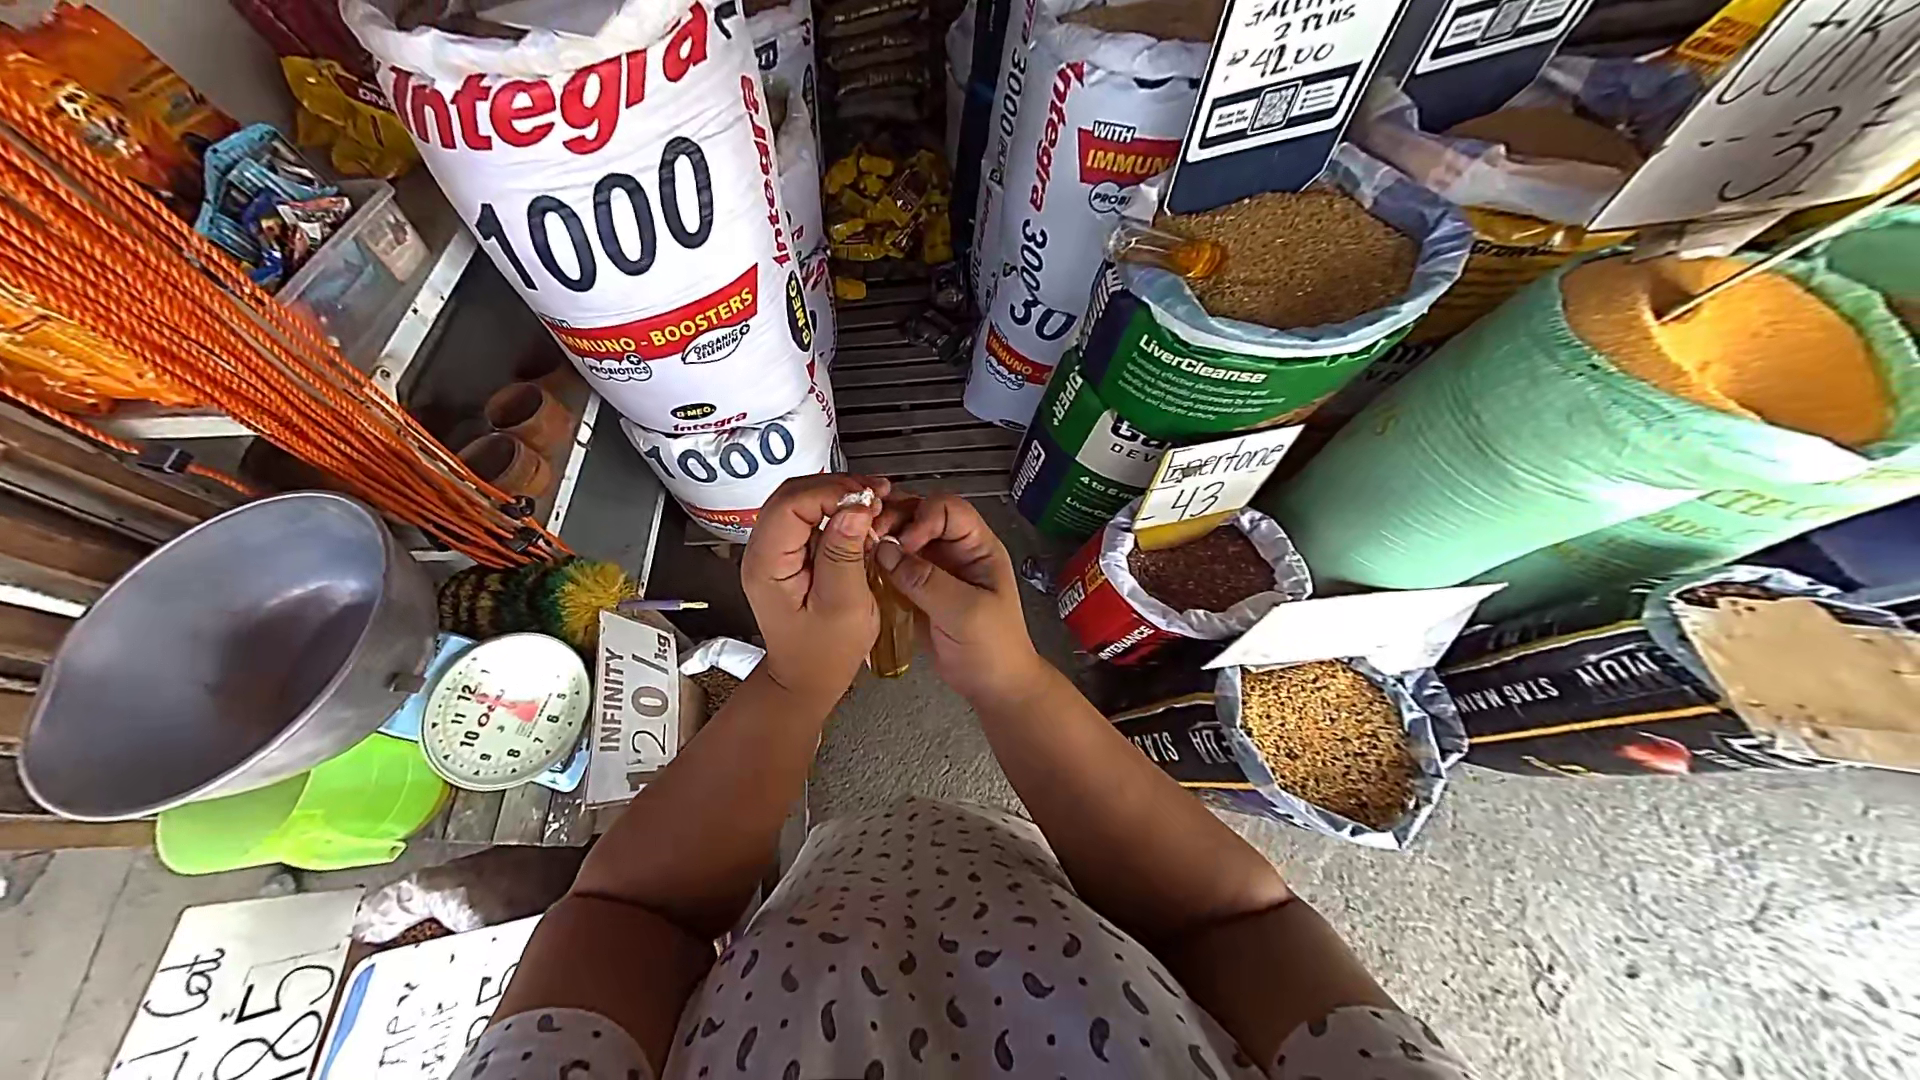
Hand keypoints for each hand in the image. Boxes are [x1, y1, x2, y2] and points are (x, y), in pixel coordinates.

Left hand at [741, 473, 890, 704]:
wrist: (807, 677)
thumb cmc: (824, 653)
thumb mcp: (843, 605)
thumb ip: (845, 554)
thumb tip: (856, 508)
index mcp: (768, 564)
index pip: (791, 504)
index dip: (831, 492)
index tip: (867, 499)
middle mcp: (764, 551)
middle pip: (793, 494)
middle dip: (837, 486)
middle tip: (876, 493)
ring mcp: (776, 550)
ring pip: (802, 500)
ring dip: (839, 495)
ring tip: (875, 501)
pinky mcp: (792, 553)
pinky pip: (811, 517)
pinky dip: (838, 510)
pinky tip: (863, 517)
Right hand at [873, 495, 1043, 704]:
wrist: (993, 686)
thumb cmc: (995, 649)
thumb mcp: (966, 613)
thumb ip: (927, 581)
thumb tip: (888, 552)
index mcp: (978, 548)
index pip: (948, 510)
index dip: (922, 518)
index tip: (904, 543)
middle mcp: (955, 551)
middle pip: (921, 516)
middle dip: (894, 521)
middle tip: (870, 536)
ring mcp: (935, 569)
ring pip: (903, 539)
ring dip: (882, 540)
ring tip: (861, 550)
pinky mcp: (916, 589)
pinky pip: (894, 566)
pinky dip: (877, 564)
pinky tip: (863, 569)